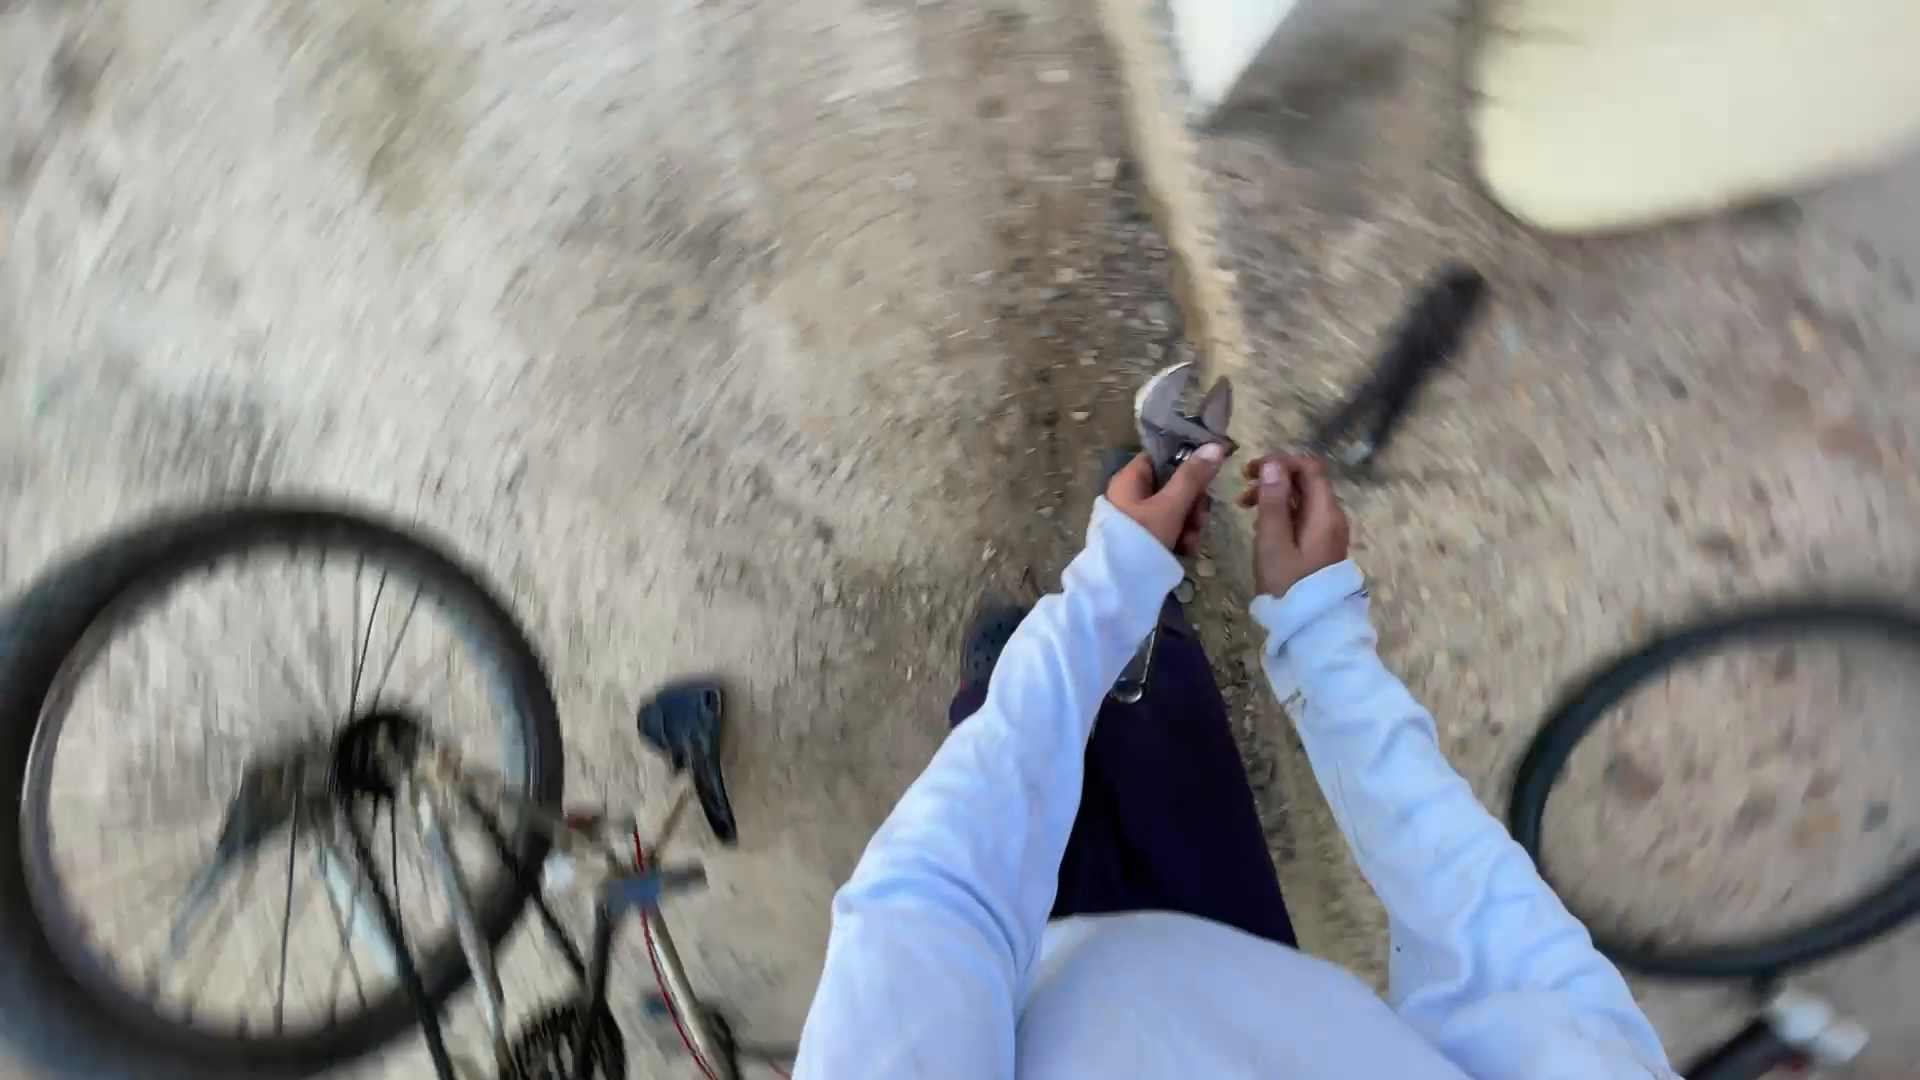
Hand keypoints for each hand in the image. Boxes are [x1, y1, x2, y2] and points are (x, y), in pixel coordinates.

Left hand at [1105, 443, 1225, 554]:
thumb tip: (1215, 446)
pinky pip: (1166, 528)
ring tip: (1191, 539)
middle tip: (1200, 518)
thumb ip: (1192, 478)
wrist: (1119, 585)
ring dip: (1188, 522)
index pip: (1161, 457)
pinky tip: (1185, 550)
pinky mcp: (1140, 538)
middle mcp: (1129, 494)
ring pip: (1172, 509)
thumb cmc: (1141, 539)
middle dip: (1191, 503)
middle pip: (1171, 485)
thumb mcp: (1170, 506)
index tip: (1206, 477)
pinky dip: (1178, 536)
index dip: (1186, 463)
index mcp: (1129, 479)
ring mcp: (1134, 517)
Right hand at [1235, 454, 1349, 597]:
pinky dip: (1281, 511)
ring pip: (1302, 498)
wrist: (1310, 624)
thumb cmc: (1288, 583)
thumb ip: (1273, 502)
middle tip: (1241, 492)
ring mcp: (1327, 530)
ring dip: (1274, 495)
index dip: (1280, 462)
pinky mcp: (1320, 543)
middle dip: (1274, 478)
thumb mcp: (1273, 541)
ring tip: (1245, 508)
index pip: (1309, 468)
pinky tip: (1261, 524)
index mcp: (1324, 513)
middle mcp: (1331, 516)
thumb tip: (1272, 465)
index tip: (1249, 472)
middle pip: (1306, 481)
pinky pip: (1302, 515)